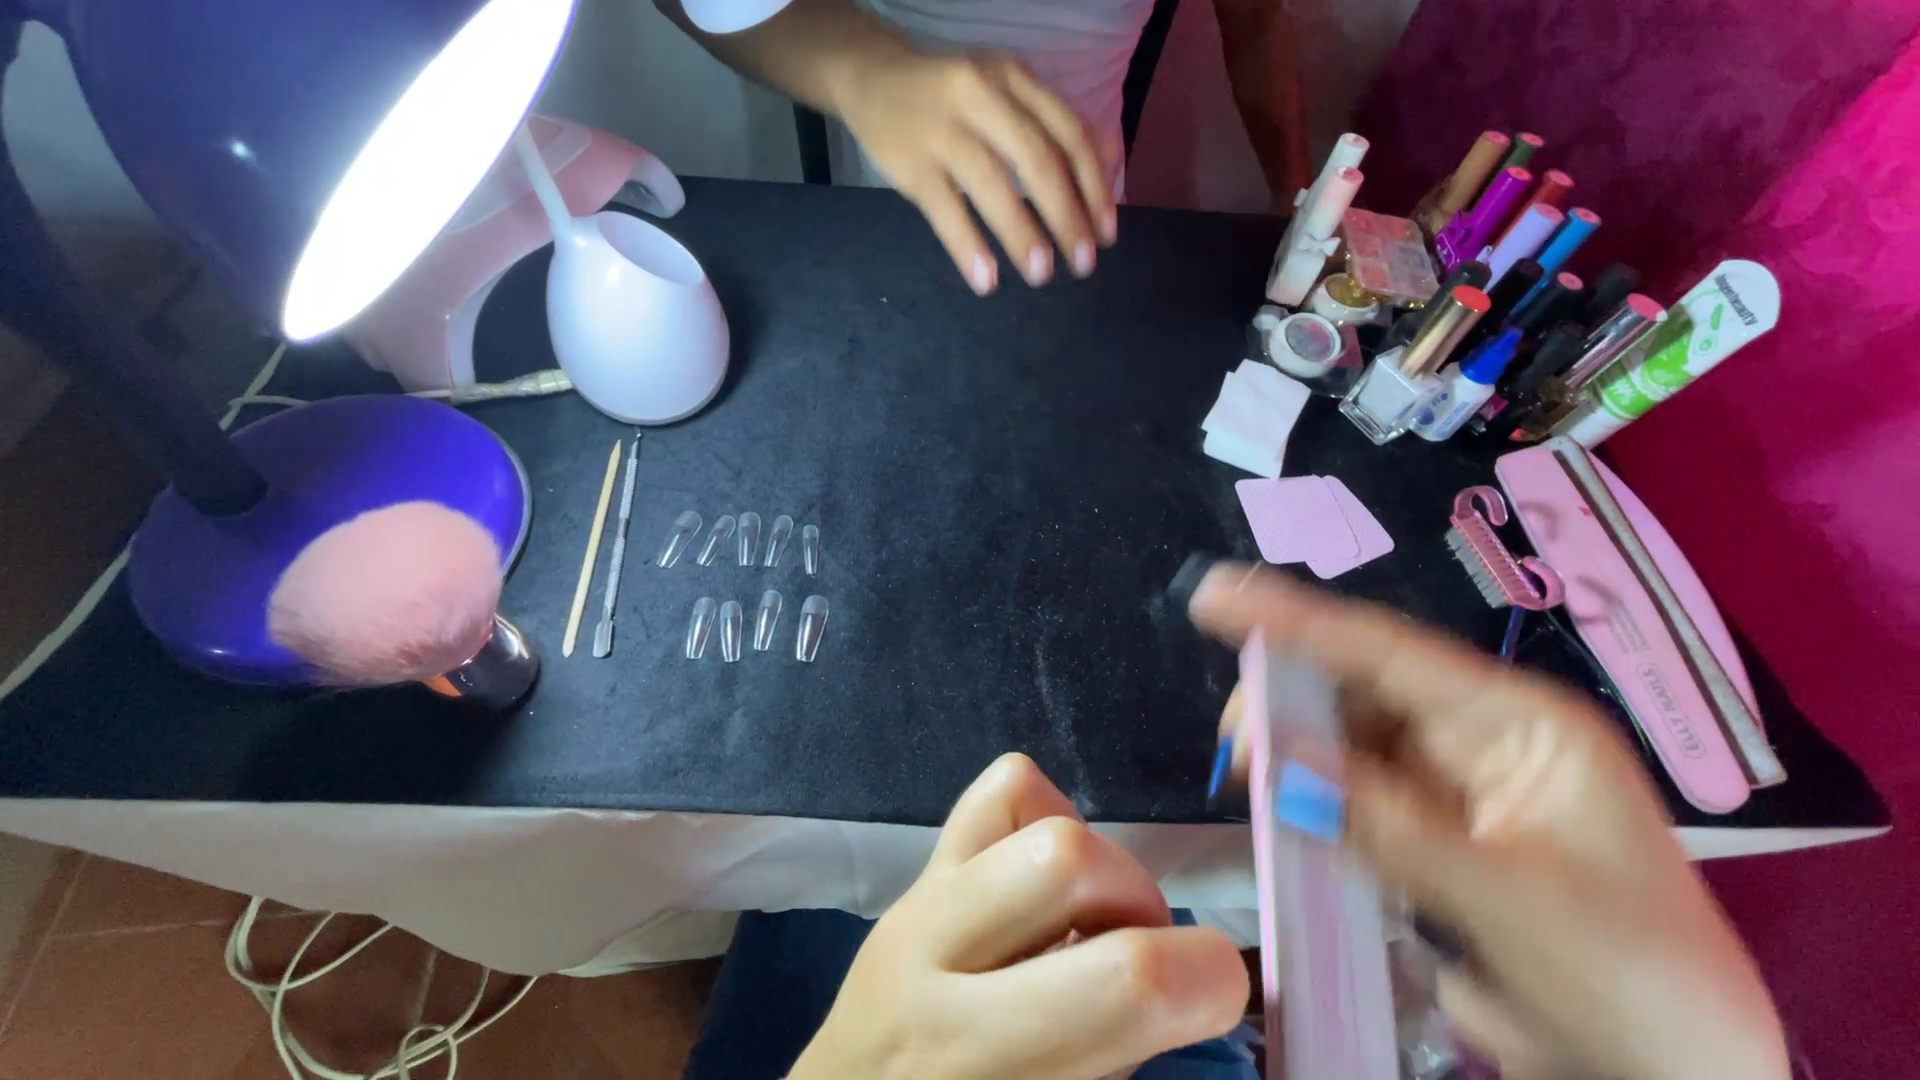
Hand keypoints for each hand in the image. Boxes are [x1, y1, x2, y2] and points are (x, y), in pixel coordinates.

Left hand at [789, 754, 1247, 1079]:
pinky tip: (1052, 885)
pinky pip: (1001, 792)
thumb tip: (1203, 993)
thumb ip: (1124, 1052)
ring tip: (1098, 925)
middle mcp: (934, 958)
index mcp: (977, 1057)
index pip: (1125, 979)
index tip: (1219, 995)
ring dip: (1103, 865)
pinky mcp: (922, 867)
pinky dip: (1052, 819)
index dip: (1209, 978)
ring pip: (1038, 816)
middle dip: (1148, 904)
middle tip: (1149, 962)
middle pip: (1069, 861)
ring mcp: (921, 897)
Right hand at [834, 50, 1119, 295]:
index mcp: (1015, 79)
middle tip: (1083, 265)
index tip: (1106, 234)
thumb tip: (1110, 166)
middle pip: (1036, 159)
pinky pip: (944, 210)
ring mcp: (942, 128)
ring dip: (1022, 234)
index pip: (1067, 135)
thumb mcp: (1005, 94)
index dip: (1093, 187)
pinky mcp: (910, 163)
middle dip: (1066, 217)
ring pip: (992, 184)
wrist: (871, 77)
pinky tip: (987, 281)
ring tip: (1041, 275)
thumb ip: (1053, 126)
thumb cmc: (952, 99)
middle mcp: (982, 95)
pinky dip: (968, 247)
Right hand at [1184, 562, 1787, 1079]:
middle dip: (1287, 698)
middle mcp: (1478, 740)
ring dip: (1289, 749)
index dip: (1299, 620)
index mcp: (1521, 725)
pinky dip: (1304, 797)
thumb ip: (1386, 825)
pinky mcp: (1423, 836)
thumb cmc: (1631, 981)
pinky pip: (1345, 795)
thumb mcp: (1509, 900)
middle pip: (1357, 690)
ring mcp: (1447, 789)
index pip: (1391, 654)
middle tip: (1234, 739)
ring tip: (1242, 773)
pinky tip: (1274, 805)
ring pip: (1342, 741)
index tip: (1218, 595)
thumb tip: (1278, 762)